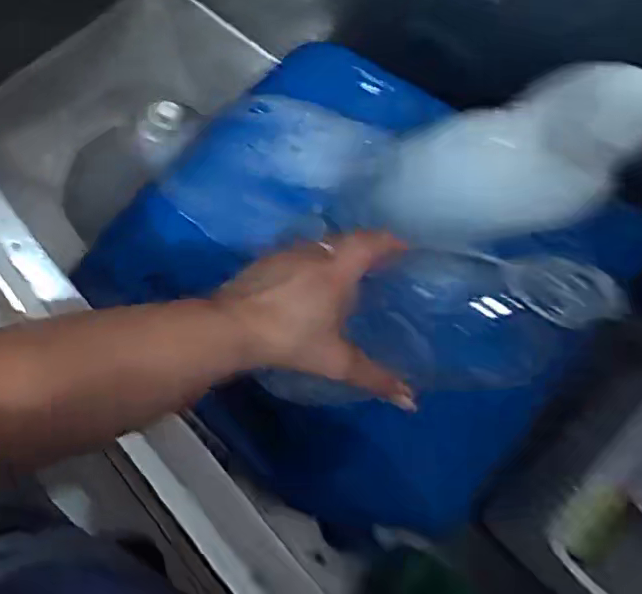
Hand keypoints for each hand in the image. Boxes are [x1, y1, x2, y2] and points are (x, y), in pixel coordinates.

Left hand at [211, 230, 415, 408]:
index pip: (364, 244)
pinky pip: (293, 254)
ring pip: (313, 246)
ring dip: (332, 253)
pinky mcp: (259, 263)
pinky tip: (309, 280)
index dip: (386, 241)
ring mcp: (278, 256)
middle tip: (379, 260)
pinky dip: (308, 260)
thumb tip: (410, 401)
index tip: (403, 245)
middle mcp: (306, 255)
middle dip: (361, 247)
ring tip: (347, 271)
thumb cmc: (288, 338)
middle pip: (339, 241)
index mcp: (331, 271)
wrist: (230, 324)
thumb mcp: (335, 361)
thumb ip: (374, 377)